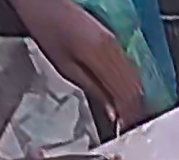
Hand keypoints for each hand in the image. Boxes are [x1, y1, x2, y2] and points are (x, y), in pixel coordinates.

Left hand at [12, 0, 149, 133]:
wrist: (42, 0)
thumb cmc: (47, 28)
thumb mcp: (66, 68)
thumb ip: (94, 91)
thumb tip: (112, 113)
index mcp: (101, 57)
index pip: (127, 96)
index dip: (129, 116)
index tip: (126, 128)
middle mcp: (113, 48)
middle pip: (136, 89)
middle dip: (134, 110)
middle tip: (128, 123)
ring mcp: (115, 42)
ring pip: (137, 79)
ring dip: (134, 98)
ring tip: (127, 112)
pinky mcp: (114, 39)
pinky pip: (131, 67)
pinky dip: (130, 84)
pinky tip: (123, 93)